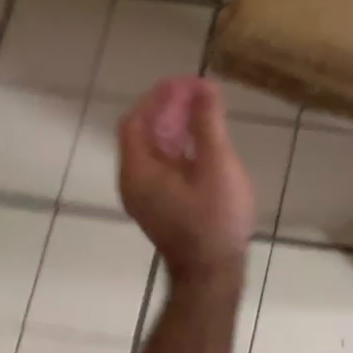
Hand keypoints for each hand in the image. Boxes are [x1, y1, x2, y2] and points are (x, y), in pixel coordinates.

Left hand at [119, 76, 256, 281]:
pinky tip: (204, 134)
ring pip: (155, 147)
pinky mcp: (164, 201)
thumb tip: (204, 87)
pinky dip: (180, 141)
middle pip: (143, 132)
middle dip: (168, 105)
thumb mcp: (216, 165)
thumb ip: (208, 124)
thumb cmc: (214, 218)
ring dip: (175, 121)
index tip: (187, 80)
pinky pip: (165, 161)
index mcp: (139, 172)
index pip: (136, 122)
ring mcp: (148, 194)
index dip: (158, 96)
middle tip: (199, 87)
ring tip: (205, 103)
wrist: (212, 272)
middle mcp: (135, 181)